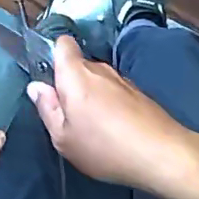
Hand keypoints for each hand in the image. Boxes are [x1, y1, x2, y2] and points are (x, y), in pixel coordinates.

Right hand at [26, 36, 198, 195]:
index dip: (53, 56)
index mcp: (75, 74)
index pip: (62, 44)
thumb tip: (36, 86)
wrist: (162, 154)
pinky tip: (114, 130)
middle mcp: (100, 69)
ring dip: (91, 97)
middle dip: (70, 85)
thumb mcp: (63, 137)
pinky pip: (115, 92)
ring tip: (92, 128)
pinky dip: (110, 105)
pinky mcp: (140, 94)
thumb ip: (47, 108)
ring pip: (97, 80)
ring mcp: (123, 80)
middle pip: (78, 66)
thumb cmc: (104, 147)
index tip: (49, 81)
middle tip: (68, 116)